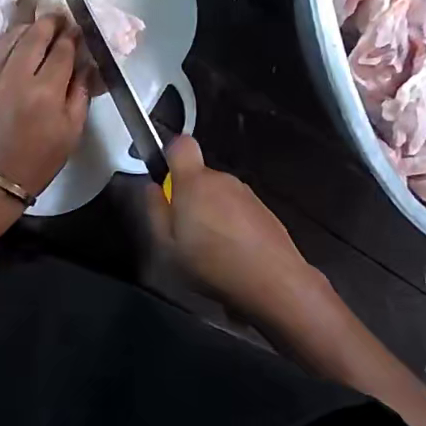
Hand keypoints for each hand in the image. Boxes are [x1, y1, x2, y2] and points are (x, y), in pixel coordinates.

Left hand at [0, 15, 89, 195]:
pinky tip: (19, 38)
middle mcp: (20, 77)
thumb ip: (80, 94)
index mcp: (48, 92)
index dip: (72, 37)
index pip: (63, 51)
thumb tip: (86, 65)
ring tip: (40, 23)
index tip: (79, 30)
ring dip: (29, 26)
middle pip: (36, 36)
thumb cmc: (41, 158)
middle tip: (60, 16)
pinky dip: (10, 38)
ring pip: (13, 38)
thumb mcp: (72, 131)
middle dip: (50, 23)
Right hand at [144, 135, 317, 317]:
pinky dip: (233, 226)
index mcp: (194, 181)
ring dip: (213, 214)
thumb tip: (152, 188)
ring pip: (220, 196)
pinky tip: (233, 254)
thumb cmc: (211, 263)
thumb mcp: (166, 245)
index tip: (165, 178)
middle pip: (200, 177)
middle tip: (185, 231)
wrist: (272, 280)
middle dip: (190, 197)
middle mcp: (223, 180)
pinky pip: (238, 211)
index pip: (181, 144)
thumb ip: (155, 210)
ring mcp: (247, 194)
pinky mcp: (265, 211)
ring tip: (211, 250)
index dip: (170, 154)